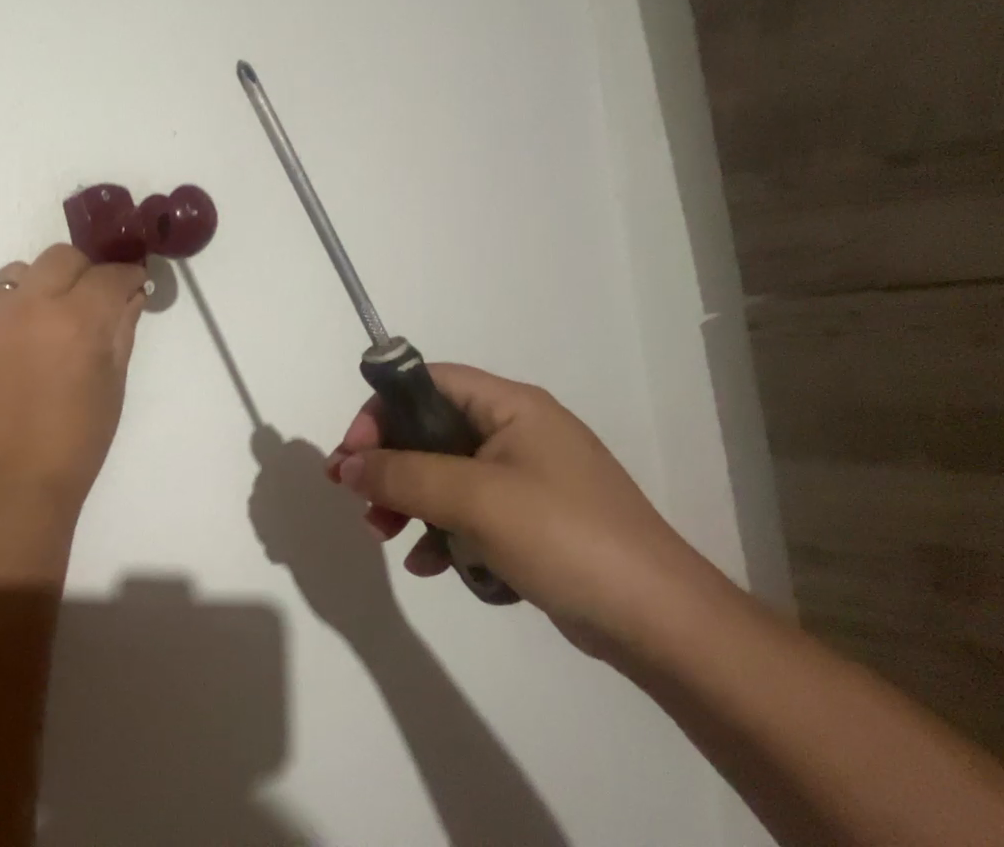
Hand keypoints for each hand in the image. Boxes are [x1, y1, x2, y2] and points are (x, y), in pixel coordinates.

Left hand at [0, 244, 147, 513]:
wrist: (11, 486)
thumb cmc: (76, 443)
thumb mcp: (111, 386)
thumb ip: (120, 331)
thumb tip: (129, 296)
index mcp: (75, 319)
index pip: (108, 274)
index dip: (125, 276)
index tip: (129, 285)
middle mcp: (26, 307)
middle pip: (58, 258)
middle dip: (81, 272)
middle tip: (87, 300)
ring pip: (13, 277)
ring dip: (36, 289)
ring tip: (42, 324)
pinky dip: (3, 323)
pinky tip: (9, 358)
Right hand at [329, 364, 729, 654]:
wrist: (657, 620)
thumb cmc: (564, 538)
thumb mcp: (473, 499)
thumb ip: (402, 475)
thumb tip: (346, 466)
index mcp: (513, 408)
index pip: (428, 382)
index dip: (381, 410)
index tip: (351, 456)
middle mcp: (520, 435)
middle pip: (430, 432)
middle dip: (389, 467)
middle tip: (358, 501)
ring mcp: (528, 481)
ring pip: (444, 478)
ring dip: (409, 505)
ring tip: (388, 537)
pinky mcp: (533, 524)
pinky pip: (469, 516)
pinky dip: (443, 535)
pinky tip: (432, 567)